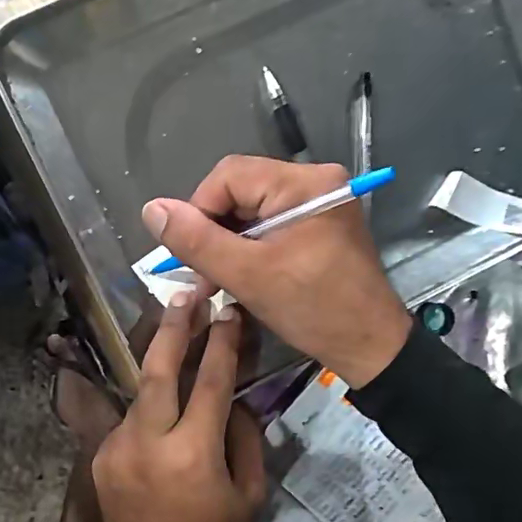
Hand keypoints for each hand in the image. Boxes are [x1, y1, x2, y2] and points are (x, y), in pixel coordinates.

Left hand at [92, 291, 267, 521]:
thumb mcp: (249, 495)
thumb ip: (245, 439)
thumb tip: (236, 399)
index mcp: (192, 453)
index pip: (211, 382)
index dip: (224, 343)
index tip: (231, 311)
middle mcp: (148, 441)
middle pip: (160, 369)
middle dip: (174, 326)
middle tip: (186, 293)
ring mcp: (117, 446)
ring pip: (141, 389)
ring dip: (160, 358)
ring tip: (175, 326)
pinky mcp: (100, 454)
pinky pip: (131, 416)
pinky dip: (150, 401)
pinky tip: (165, 395)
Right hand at [141, 155, 412, 387]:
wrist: (370, 345)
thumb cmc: (312, 309)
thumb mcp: (248, 275)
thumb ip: (196, 241)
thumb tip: (151, 209)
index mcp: (302, 183)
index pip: (227, 176)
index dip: (198, 212)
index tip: (189, 256)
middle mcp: (315, 180)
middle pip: (240, 190)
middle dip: (213, 230)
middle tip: (202, 274)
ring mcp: (321, 202)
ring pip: (252, 210)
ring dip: (229, 242)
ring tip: (217, 279)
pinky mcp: (321, 224)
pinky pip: (271, 224)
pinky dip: (250, 247)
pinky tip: (241, 275)